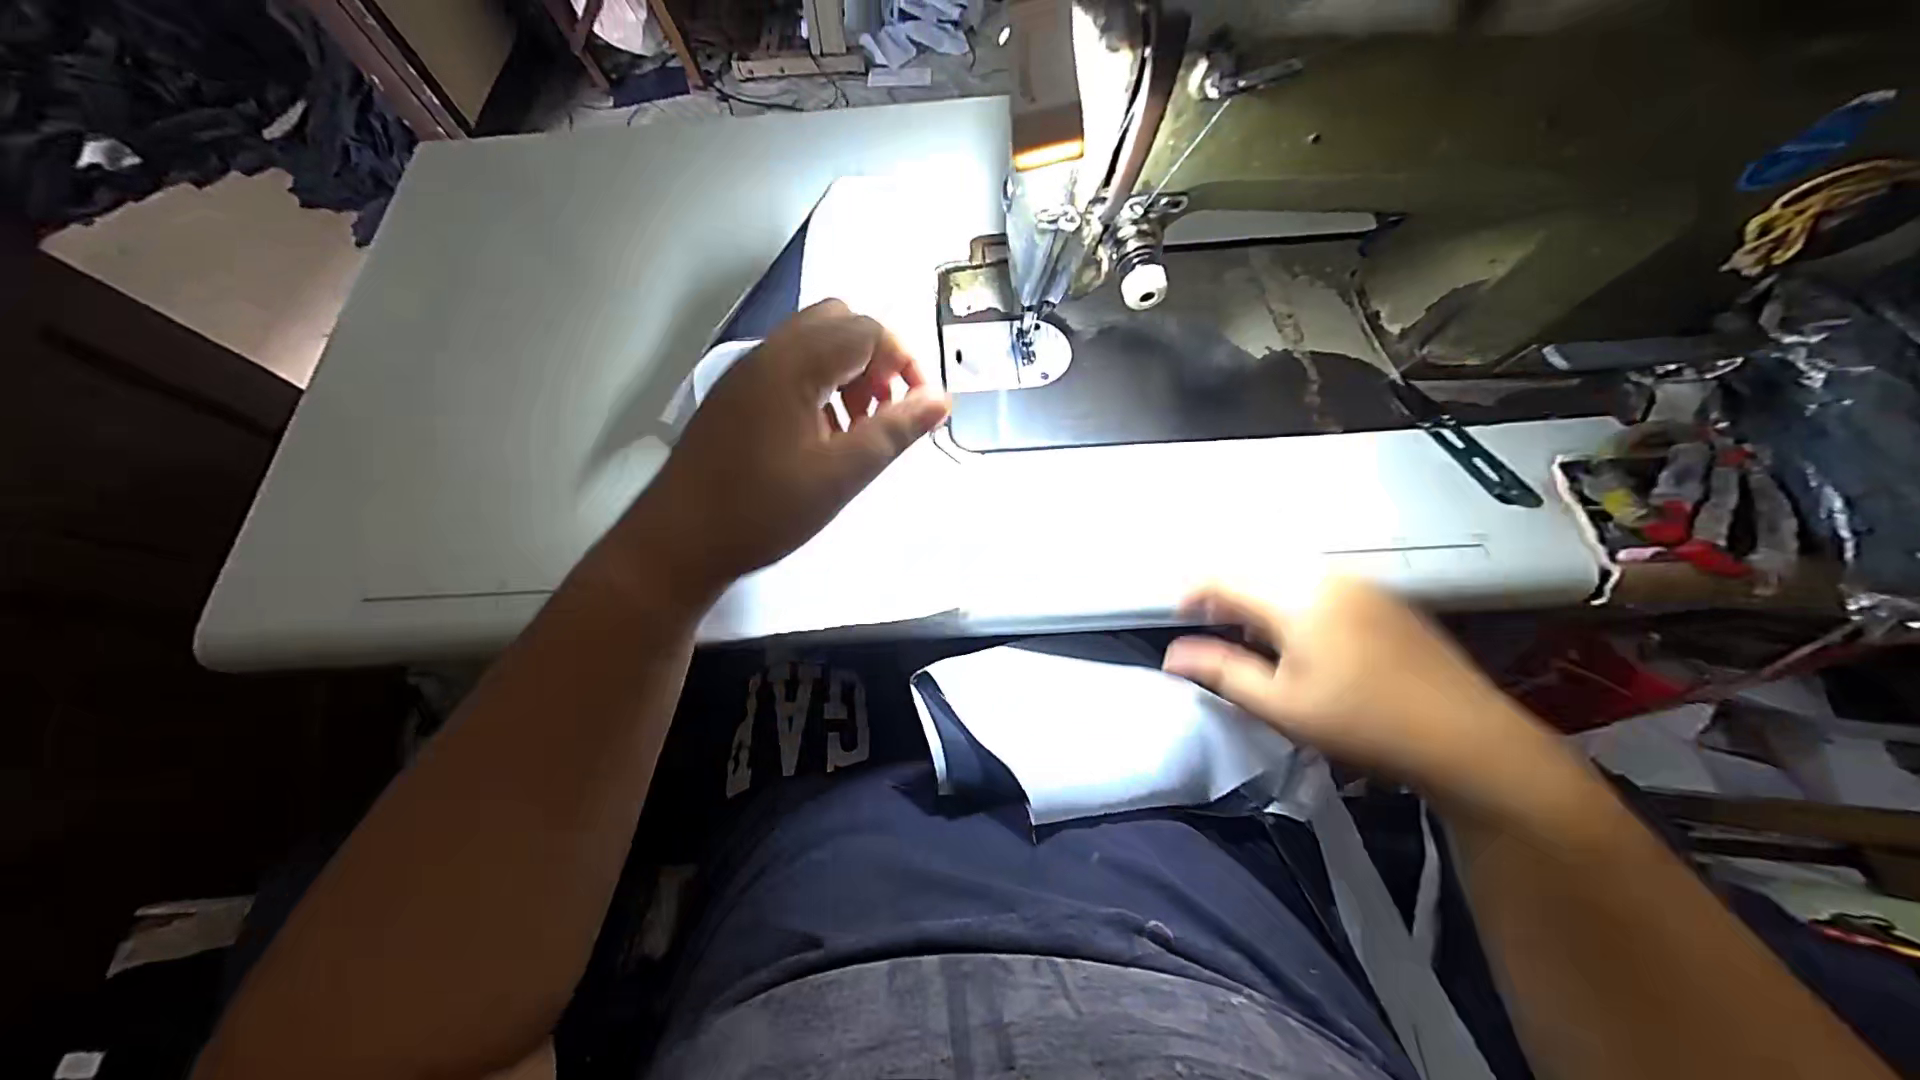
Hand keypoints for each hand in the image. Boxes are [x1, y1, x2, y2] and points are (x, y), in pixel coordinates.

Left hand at [610, 299, 949, 602]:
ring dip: (848, 372)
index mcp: (794, 365)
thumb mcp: (841, 476)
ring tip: (857, 428)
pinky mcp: (736, 396)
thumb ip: (895, 432)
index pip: (867, 331)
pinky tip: (822, 436)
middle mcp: (767, 354)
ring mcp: (746, 373)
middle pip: (838, 323)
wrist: (678, 542)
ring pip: (813, 343)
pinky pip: (789, 367)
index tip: (918, 409)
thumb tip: (941, 399)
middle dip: (875, 359)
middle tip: (884, 411)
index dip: (904, 362)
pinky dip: (820, 385)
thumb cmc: (763, 511)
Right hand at [1163, 576, 1577, 812]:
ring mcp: (1361, 585)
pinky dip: (1293, 600)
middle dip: (1225, 596)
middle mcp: (1327, 578)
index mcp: (1296, 598)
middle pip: (1256, 570)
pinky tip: (1303, 639)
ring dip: (1259, 598)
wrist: (1468, 739)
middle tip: (1212, 631)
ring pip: (1288, 576)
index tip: (1177, 618)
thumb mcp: (1281, 706)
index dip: (1192, 594)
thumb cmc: (1363, 724)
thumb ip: (1221, 672)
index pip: (1223, 577)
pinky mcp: (1384, 598)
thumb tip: (1173, 655)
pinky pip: (1320, 584)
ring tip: (1254, 639)